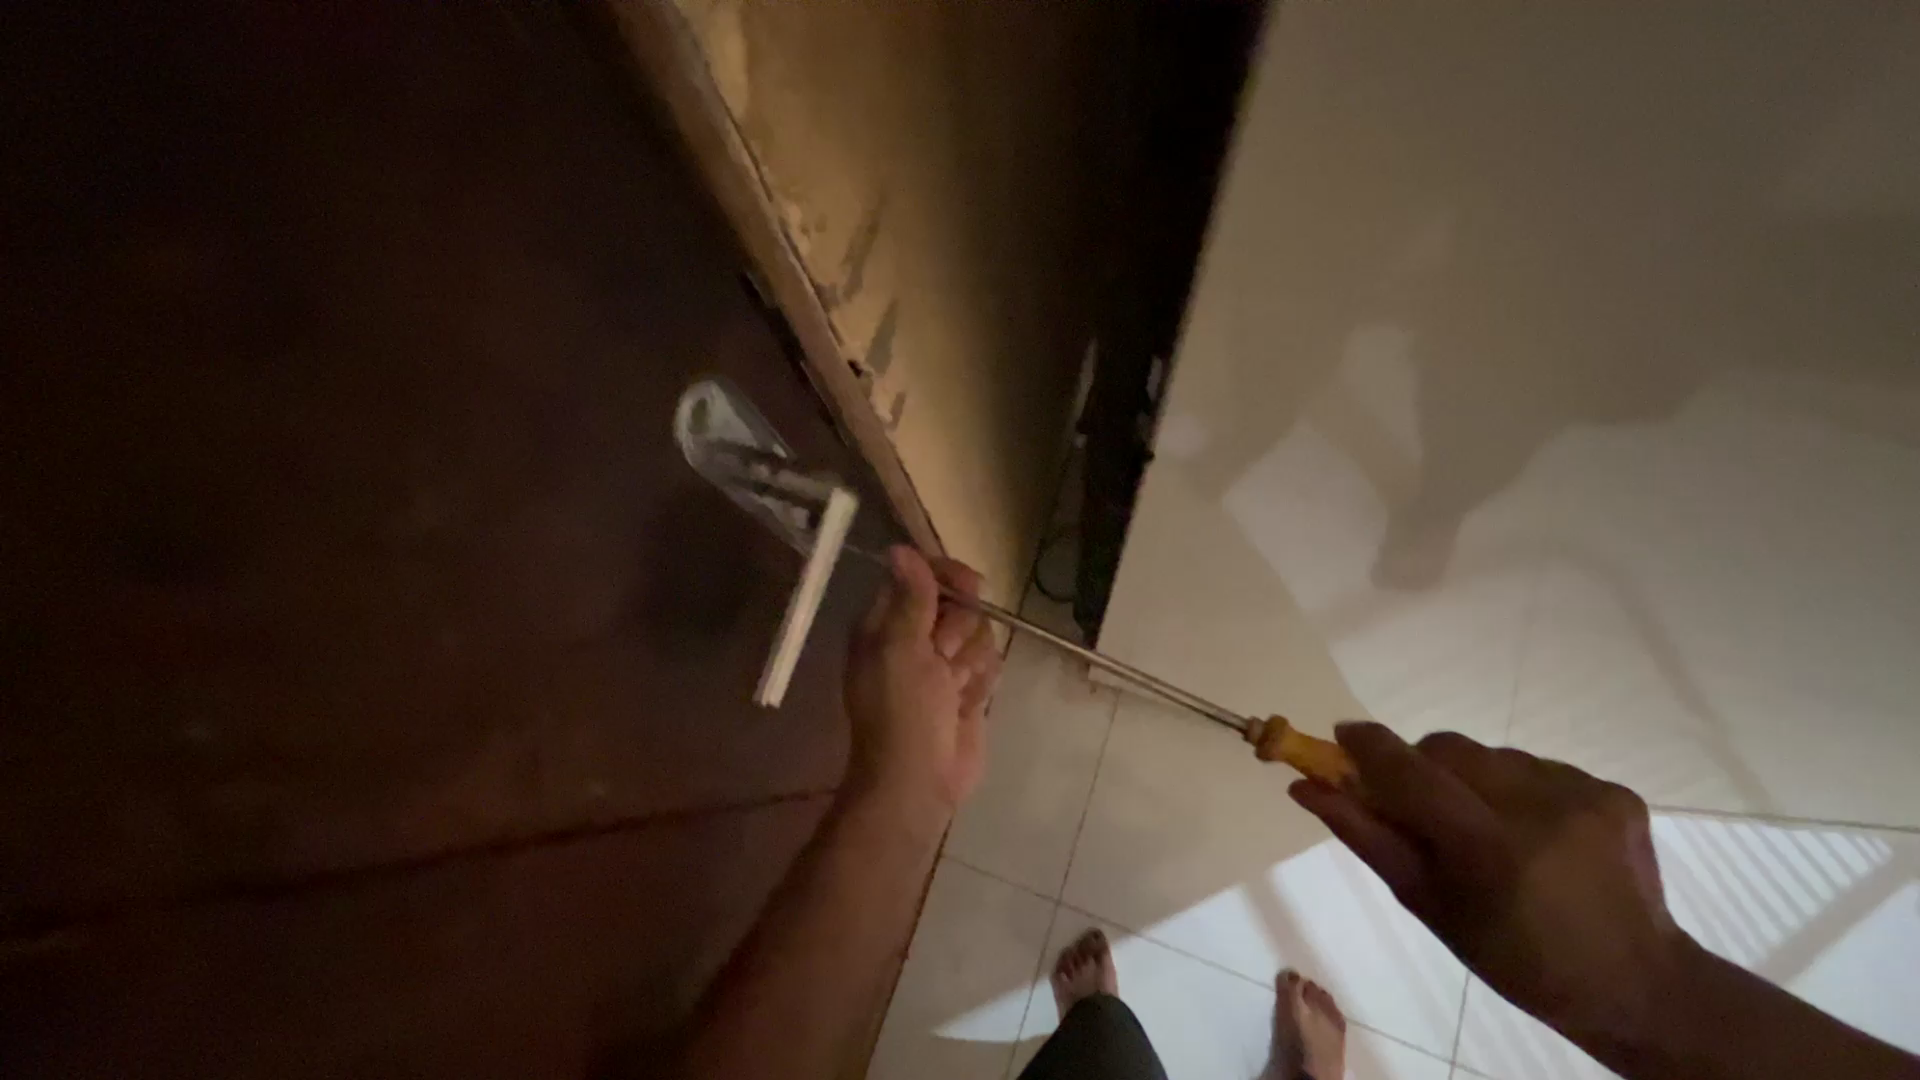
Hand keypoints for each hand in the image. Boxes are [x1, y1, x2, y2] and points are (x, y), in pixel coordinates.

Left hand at [844, 546, 1001, 815]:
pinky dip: (982, 681)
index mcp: (885, 624)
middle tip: (943, 657)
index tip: (969, 585)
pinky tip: (967, 701)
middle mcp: (914, 637)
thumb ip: (909, 599)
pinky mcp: (967, 687)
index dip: (947, 577)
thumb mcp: (900, 650)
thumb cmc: (902, 713)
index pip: (921, 576)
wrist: (920, 781)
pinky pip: (989, 663)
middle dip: (960, 629)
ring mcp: (943, 663)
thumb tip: (900, 549)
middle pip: (958, 603)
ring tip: (953, 688)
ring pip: (979, 633)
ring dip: (971, 659)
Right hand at [1290, 723, 1694, 1048]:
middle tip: (1421, 807)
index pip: (1409, 769)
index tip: (1342, 738)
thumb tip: (1304, 785)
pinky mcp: (1613, 790)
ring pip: (1488, 754)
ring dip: (1469, 778)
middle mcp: (1537, 807)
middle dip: (1420, 766)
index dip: (1368, 746)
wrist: (1638, 986)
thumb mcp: (1426, 904)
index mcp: (1487, 847)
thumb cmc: (1512, 957)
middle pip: (1446, 747)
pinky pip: (1534, 765)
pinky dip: (1516, 788)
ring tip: (1485, 826)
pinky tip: (1532, 831)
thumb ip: (1365, 836)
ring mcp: (1583, 794)